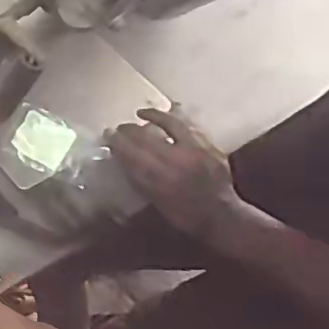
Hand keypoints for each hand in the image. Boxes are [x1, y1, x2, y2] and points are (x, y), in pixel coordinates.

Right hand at [109, 107, 244, 241]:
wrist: (221, 215)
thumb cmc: (184, 216)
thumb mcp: (156, 203)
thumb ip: (142, 182)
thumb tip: (127, 164)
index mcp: (157, 180)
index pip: (131, 155)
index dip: (117, 143)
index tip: (107, 136)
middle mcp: (174, 161)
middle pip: (146, 139)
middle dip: (128, 131)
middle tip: (118, 127)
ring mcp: (194, 151)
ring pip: (169, 126)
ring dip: (152, 117)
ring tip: (140, 113)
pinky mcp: (208, 146)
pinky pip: (189, 128)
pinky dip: (176, 120)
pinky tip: (169, 113)